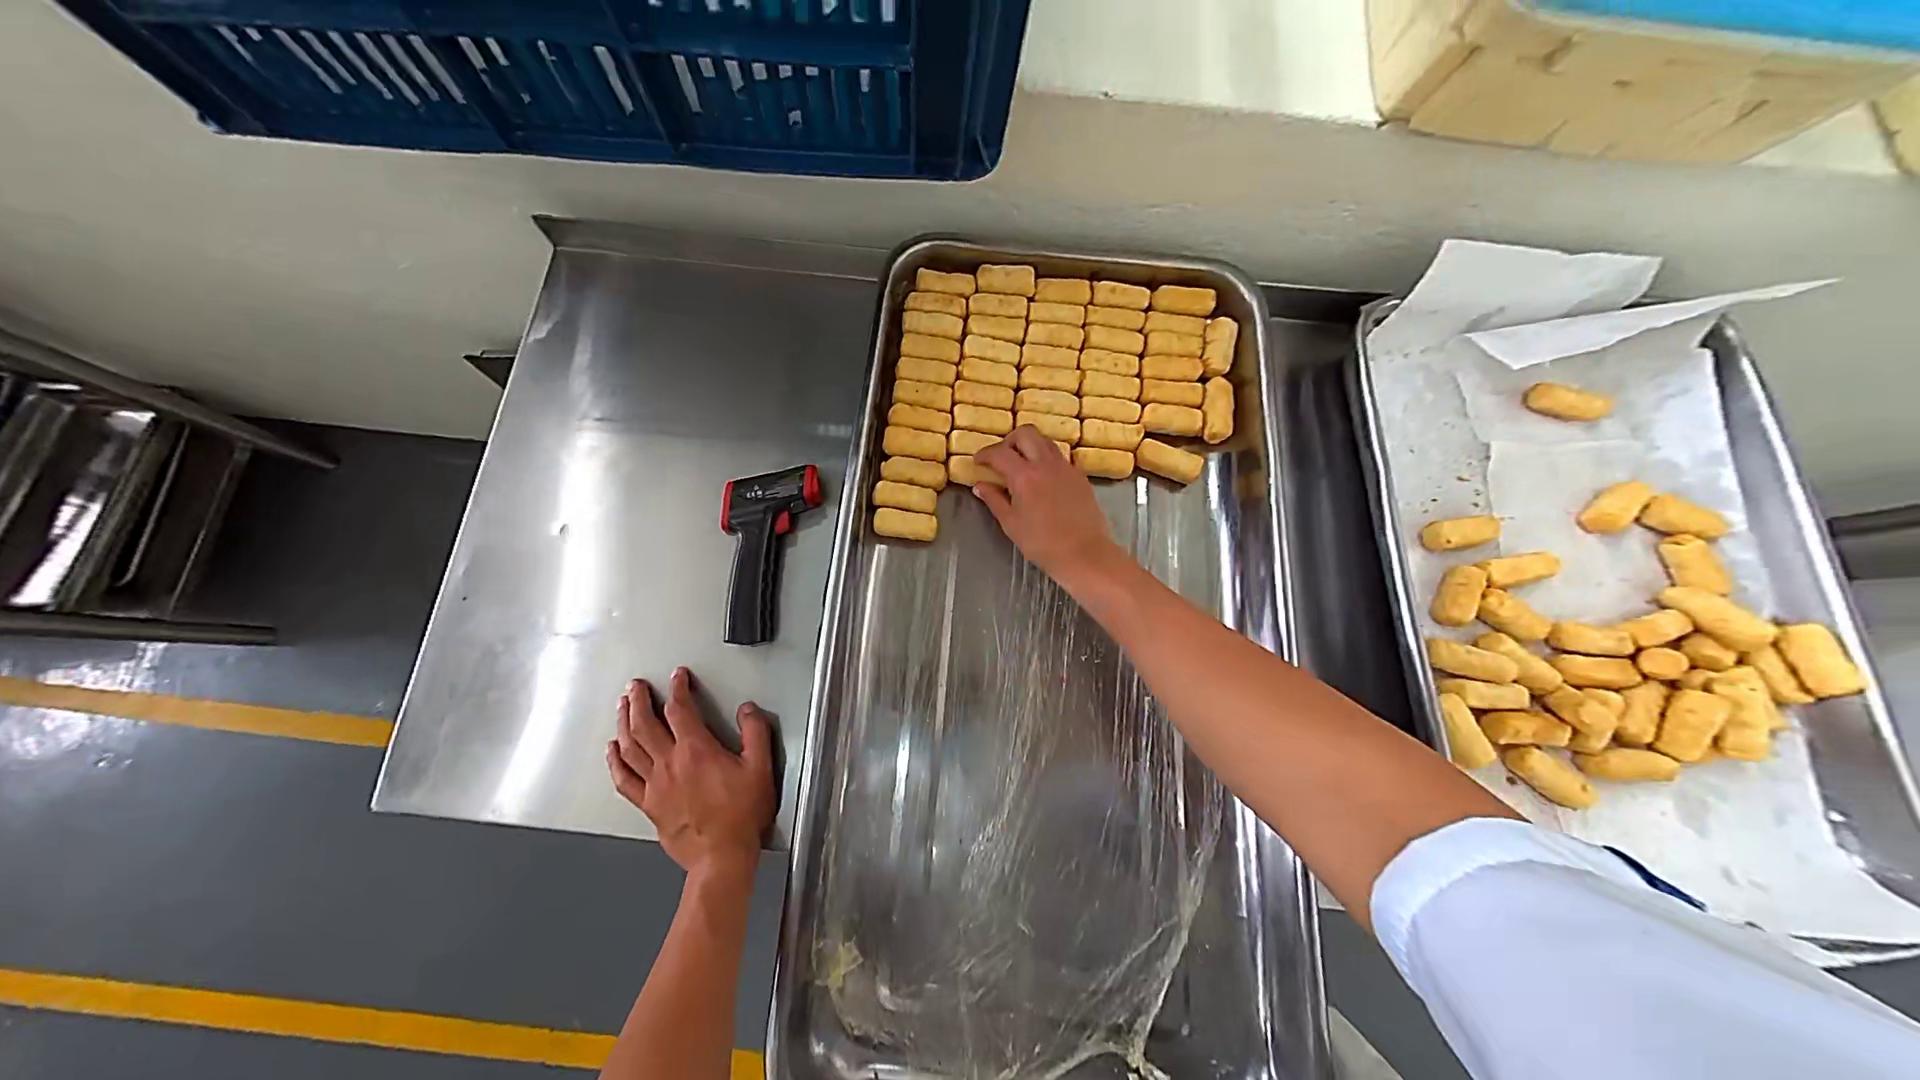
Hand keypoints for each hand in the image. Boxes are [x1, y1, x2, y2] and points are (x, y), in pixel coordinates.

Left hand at [607, 667, 774, 879]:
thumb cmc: (741, 816)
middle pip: (645, 723)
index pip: (681, 709)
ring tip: (622, 707)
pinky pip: (624, 779)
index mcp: (697, 751)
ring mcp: (655, 785)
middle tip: (637, 686)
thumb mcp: (761, 768)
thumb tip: (748, 711)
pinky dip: (615, 761)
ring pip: (630, 746)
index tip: (679, 677)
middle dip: (639, 699)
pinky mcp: (649, 804)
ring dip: (624, 722)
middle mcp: (670, 764)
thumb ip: (756, 733)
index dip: (678, 688)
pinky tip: (613, 751)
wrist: (721, 856)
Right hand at [973, 426, 1124, 583]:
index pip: (1000, 452)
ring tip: (1022, 466)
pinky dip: (1047, 460)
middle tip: (1001, 458)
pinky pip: (1060, 457)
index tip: (978, 461)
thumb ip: (994, 500)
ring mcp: (1066, 468)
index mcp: (1025, 476)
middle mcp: (1046, 464)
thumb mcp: (1011, 523)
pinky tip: (1043, 479)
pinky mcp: (1080, 476)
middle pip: (1026, 433)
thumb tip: (980, 485)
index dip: (985, 454)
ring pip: (1045, 441)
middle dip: (1009, 441)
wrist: (1084, 553)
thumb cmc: (1042, 543)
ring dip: (1030, 446)